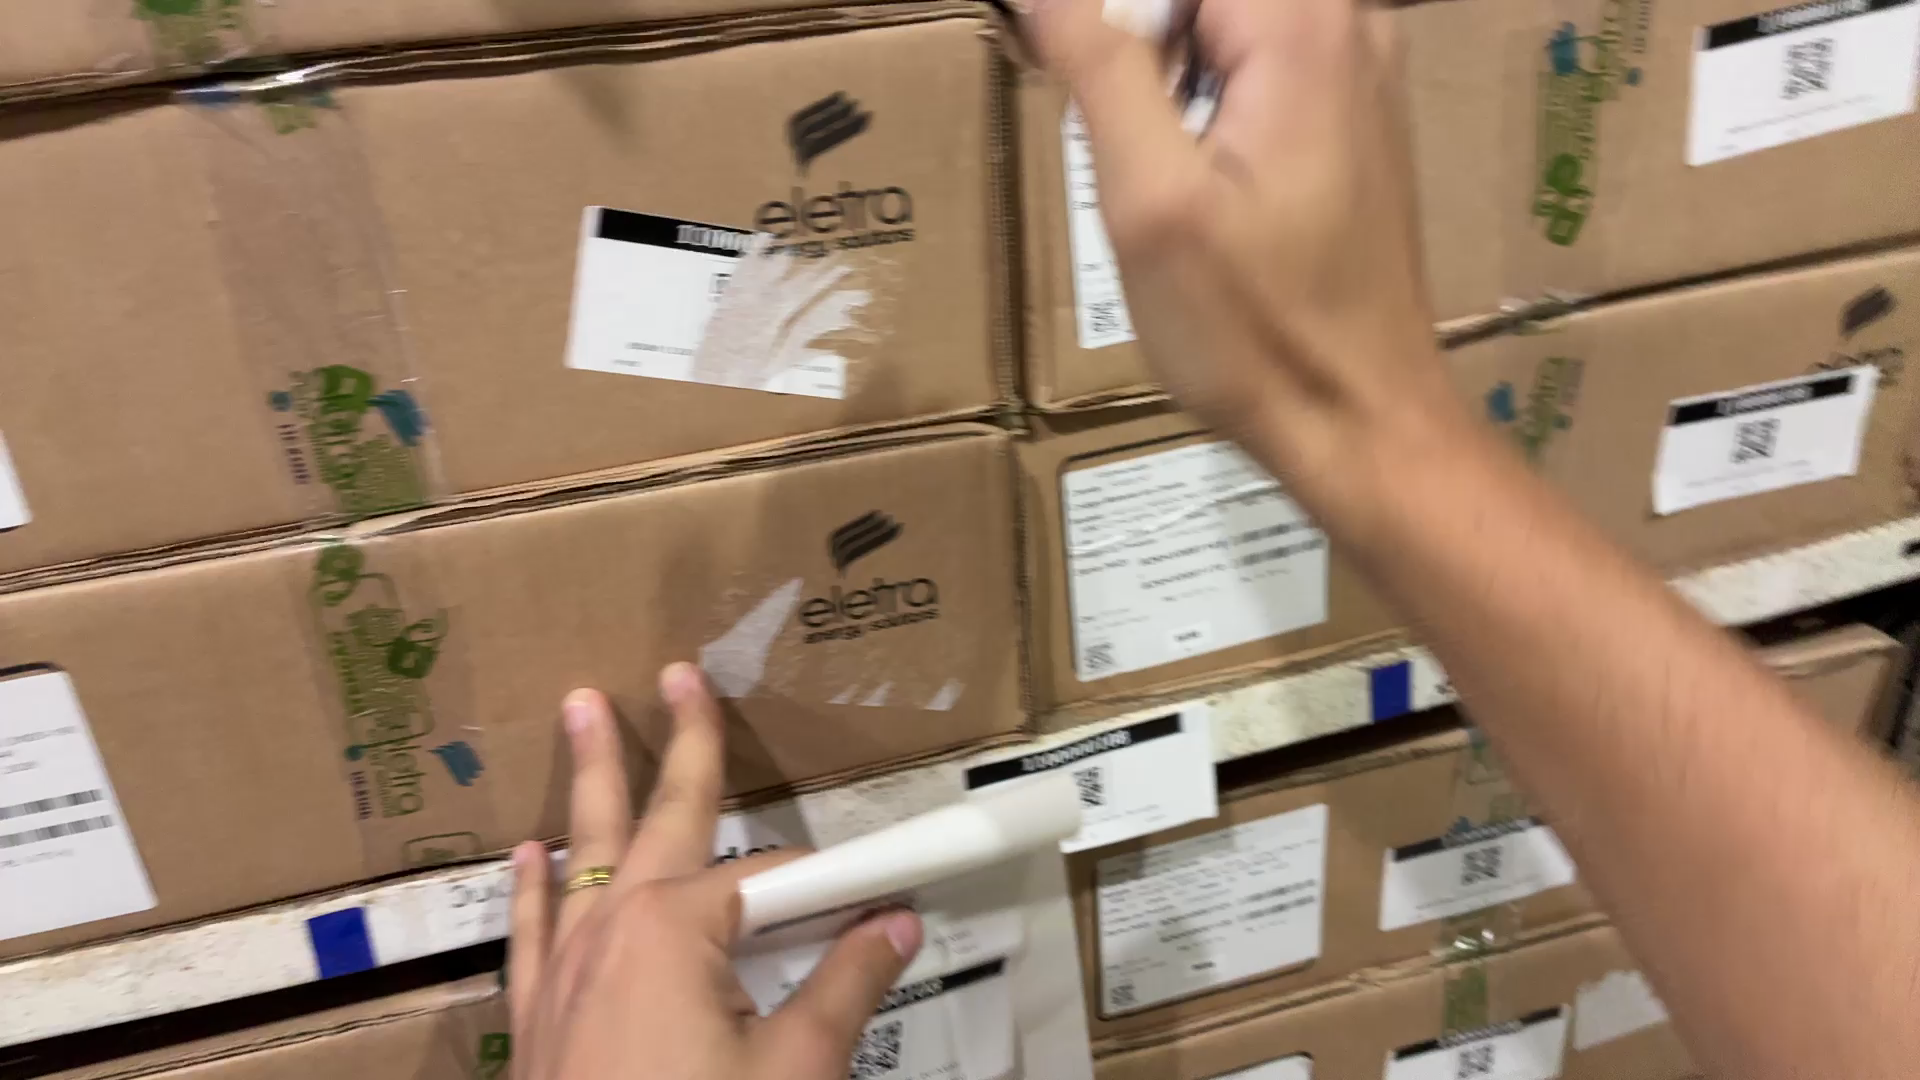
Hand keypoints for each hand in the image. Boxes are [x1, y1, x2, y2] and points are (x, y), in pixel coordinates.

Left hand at [507, 664, 924, 1079]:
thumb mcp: (793, 1073)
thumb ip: (847, 984)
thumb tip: (901, 923)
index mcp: (678, 929)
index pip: (779, 877)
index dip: (836, 881)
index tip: (884, 886)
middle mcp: (615, 926)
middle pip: (667, 812)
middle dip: (682, 739)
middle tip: (677, 673)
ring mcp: (568, 968)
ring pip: (587, 847)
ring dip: (591, 777)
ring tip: (583, 708)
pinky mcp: (541, 1017)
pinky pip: (535, 928)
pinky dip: (536, 884)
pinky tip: (531, 851)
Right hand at [1027, 0, 1471, 516]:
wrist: (1352, 418)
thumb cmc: (1247, 329)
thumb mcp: (1152, 204)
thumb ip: (1102, 74)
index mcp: (1302, 27)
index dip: (1107, 23)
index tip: (1076, 98)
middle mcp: (1353, 28)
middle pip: (1203, 2)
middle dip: (1136, 58)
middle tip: (1119, 161)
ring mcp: (1365, 84)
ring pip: (1232, 40)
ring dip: (1168, 91)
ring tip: (1153, 186)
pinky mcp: (1358, 137)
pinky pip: (1264, 83)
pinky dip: (1209, 118)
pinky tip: (1197, 197)